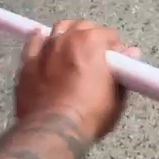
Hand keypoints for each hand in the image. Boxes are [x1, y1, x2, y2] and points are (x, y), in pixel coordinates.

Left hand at [15, 20, 135, 142]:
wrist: (53, 131)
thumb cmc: (89, 115)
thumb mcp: (116, 97)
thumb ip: (123, 72)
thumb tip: (131, 53)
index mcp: (92, 42)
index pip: (109, 35)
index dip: (114, 49)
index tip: (115, 63)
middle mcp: (68, 38)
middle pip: (82, 27)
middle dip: (91, 37)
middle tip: (95, 57)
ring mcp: (46, 48)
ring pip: (59, 29)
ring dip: (67, 35)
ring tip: (71, 49)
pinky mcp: (27, 62)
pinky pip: (32, 42)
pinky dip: (39, 39)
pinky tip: (42, 42)